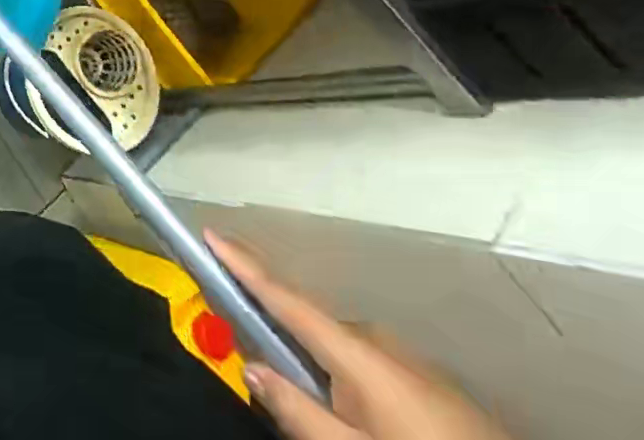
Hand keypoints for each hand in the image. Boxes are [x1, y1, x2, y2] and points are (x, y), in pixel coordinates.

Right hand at [207, 230, 512, 439]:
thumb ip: (297, 411)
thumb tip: (251, 367)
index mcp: (358, 355)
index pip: (285, 299)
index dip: (243, 265)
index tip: (210, 232)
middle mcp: (381, 345)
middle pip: (310, 324)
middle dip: (275, 324)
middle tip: (244, 331)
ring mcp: (411, 364)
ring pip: (339, 349)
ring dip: (312, 358)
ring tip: (308, 396)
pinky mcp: (433, 386)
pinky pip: (367, 365)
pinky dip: (342, 373)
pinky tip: (351, 409)